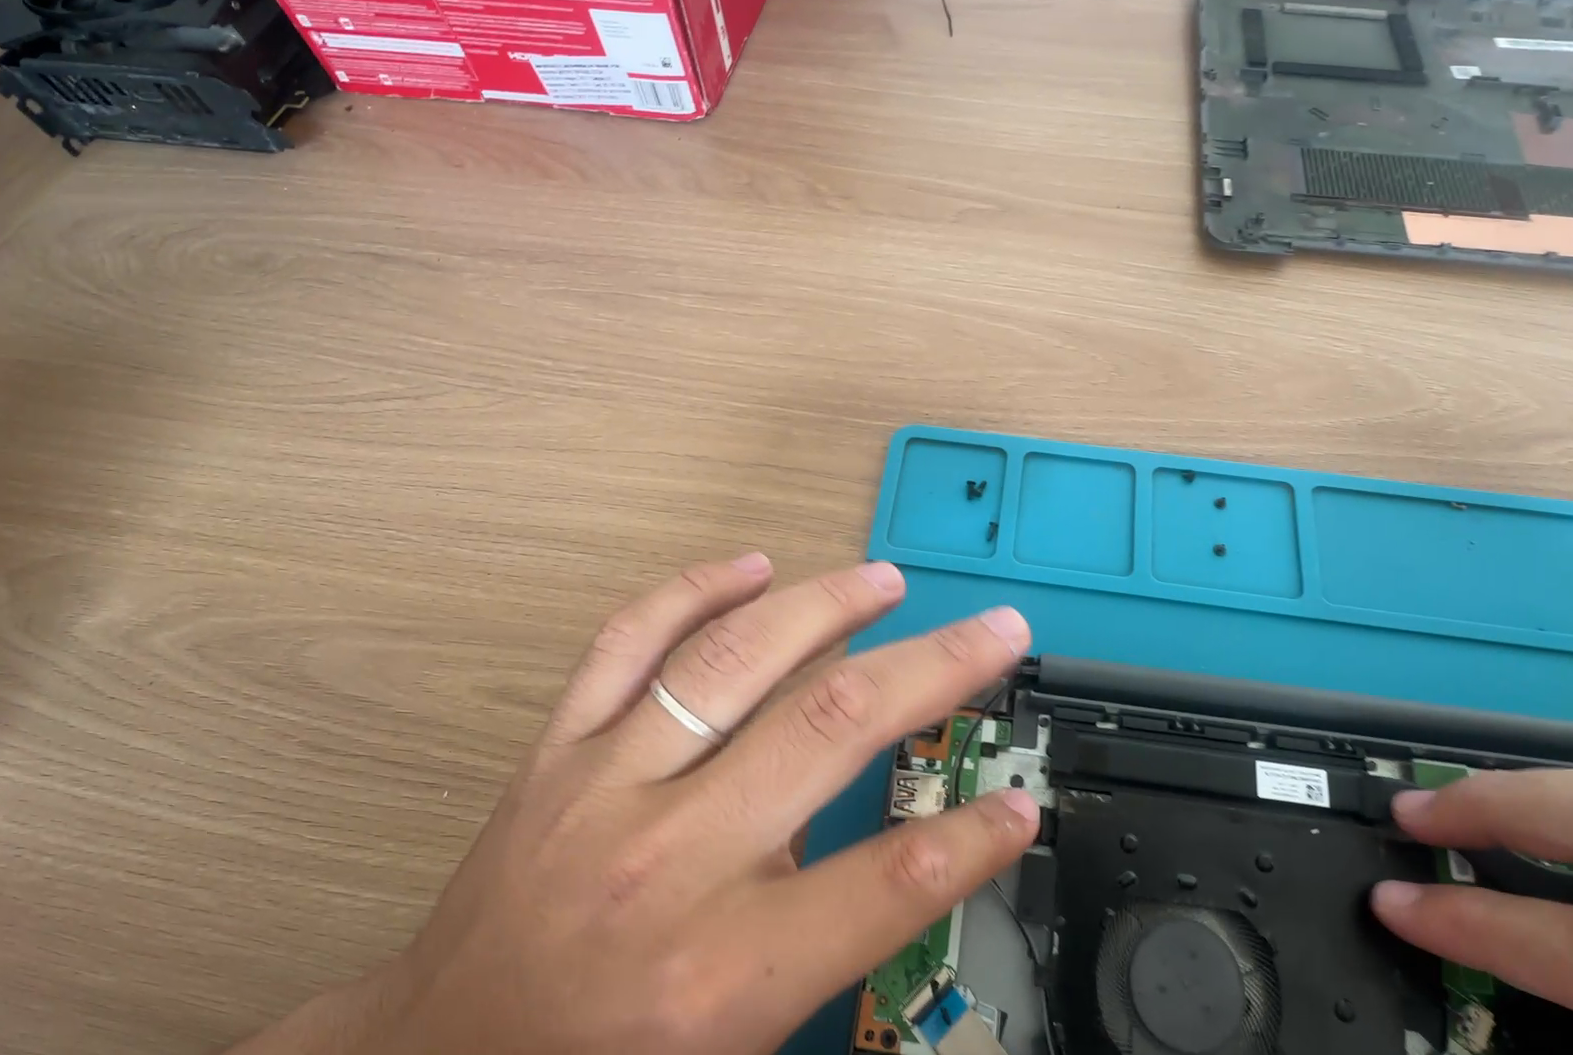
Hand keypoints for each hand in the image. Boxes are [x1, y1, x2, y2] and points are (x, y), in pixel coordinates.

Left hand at [229, 554, 1039, 1054]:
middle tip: (998, 632)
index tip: (1020, 802)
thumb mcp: (738, 1046)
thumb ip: (831, 954)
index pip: (888, 884)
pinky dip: (694, 593)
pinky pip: (626, 645)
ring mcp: (602, 789)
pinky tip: (752, 566)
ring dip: (824, 608)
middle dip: (934, 671)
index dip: (974, 838)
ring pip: (731, 663)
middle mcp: (666, 862)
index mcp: (721, 972)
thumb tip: (918, 865)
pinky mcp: (553, 753)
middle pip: (828, 731)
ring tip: (886, 581)